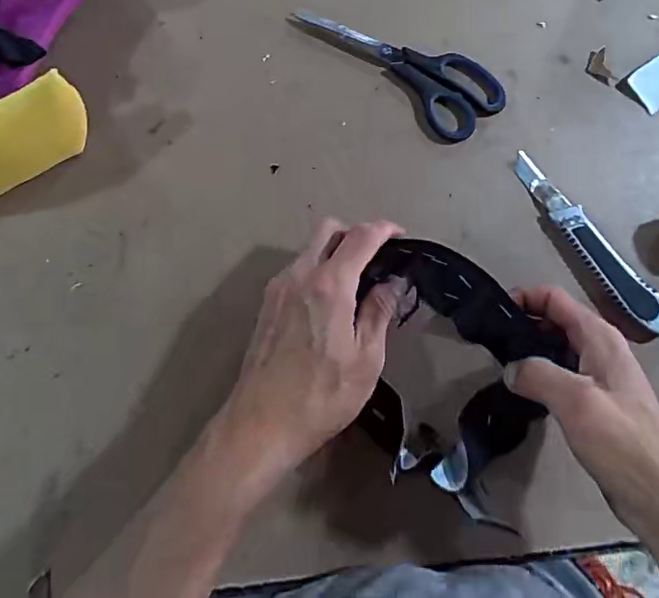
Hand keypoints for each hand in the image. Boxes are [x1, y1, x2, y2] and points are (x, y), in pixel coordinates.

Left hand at [217, 219, 410, 478]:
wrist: (257, 428)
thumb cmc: (320, 396)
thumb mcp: (365, 358)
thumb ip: (379, 312)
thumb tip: (393, 282)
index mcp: (329, 285)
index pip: (361, 236)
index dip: (385, 228)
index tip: (401, 235)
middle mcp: (300, 275)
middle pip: (330, 229)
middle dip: (356, 233)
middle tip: (377, 258)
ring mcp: (278, 287)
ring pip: (311, 248)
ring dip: (336, 252)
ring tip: (356, 283)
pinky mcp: (267, 304)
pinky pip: (298, 268)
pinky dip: (318, 269)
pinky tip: (329, 301)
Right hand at [503, 286, 658, 534]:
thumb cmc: (622, 441)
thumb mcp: (576, 401)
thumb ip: (538, 375)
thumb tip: (510, 368)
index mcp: (600, 336)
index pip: (556, 298)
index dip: (525, 296)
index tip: (496, 312)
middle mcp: (602, 349)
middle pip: (557, 320)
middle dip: (525, 324)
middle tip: (493, 343)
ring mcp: (602, 377)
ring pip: (559, 350)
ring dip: (532, 352)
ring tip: (502, 368)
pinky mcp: (599, 405)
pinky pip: (564, 377)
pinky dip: (543, 377)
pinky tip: (526, 396)